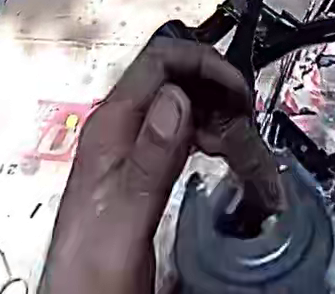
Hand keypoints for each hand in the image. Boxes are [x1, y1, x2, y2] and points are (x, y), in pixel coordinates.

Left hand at [42, 37, 282, 293]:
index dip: (201, 62)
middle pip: (172, 76)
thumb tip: (176, 97)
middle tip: (245, 115)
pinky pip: (181, 130)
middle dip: (213, 86)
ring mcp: (130, 147)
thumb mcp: (123, 225)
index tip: (238, 88)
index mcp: (110, 127)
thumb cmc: (89, 280)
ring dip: (214, 109)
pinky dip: (206, 132)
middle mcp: (119, 128)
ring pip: (179, 102)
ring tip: (239, 138)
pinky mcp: (143, 169)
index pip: (158, 61)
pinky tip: (220, 151)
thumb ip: (148, 162)